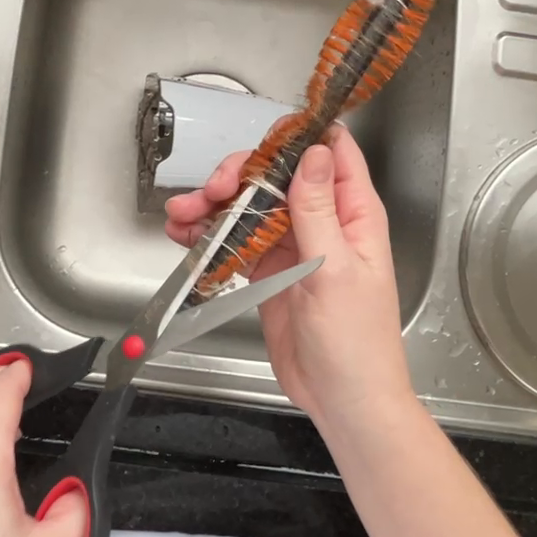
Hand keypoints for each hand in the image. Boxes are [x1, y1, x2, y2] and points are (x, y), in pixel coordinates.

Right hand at [164, 124, 416, 426]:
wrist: (342, 398)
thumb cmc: (355, 341)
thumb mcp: (334, 270)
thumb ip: (318, 211)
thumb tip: (314, 153)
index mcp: (352, 215)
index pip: (332, 155)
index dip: (296, 139)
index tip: (259, 141)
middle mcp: (323, 223)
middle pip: (277, 177)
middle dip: (238, 177)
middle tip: (209, 191)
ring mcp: (293, 247)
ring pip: (249, 208)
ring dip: (213, 206)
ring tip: (180, 215)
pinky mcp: (269, 272)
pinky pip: (236, 243)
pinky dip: (209, 237)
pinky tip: (184, 236)